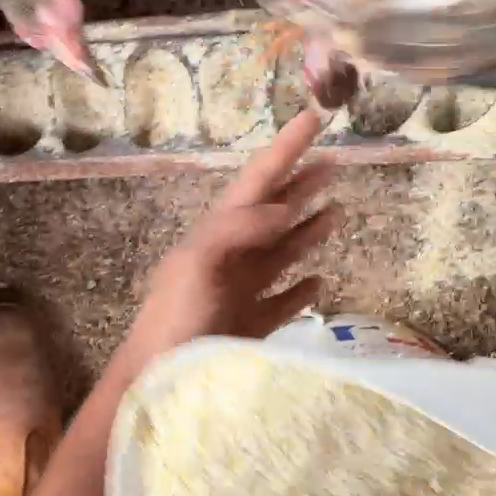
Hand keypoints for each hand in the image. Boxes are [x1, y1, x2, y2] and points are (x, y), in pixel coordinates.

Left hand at [115, 110, 337, 377]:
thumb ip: (237, 229)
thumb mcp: (197, 263)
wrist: (158, 378)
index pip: (255, 183)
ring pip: (281, 254)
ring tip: (337, 210)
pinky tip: (319, 282)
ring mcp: (242, 293)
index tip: (312, 117)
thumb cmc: (174, 318)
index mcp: (215, 236)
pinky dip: (302, 292)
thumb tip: (282, 208)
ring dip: (307, 231)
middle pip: (272, 213)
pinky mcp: (251, 328)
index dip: (283, 150)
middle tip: (333, 159)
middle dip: (300, 185)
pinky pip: (282, 303)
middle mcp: (230, 259)